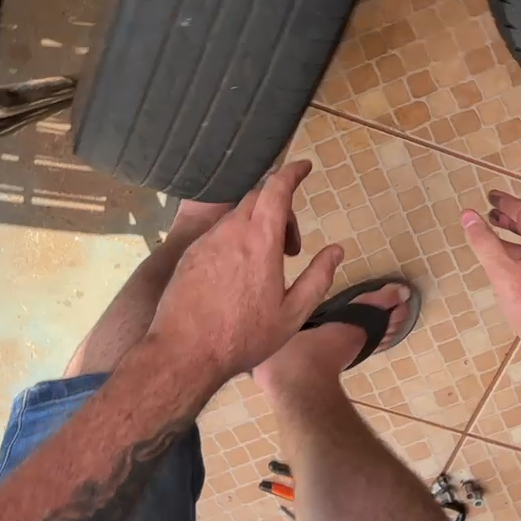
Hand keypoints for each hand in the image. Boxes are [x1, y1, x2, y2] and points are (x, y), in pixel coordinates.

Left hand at [147, 161, 343, 384]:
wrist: (183, 353)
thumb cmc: (243, 336)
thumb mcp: (292, 314)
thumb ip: (318, 277)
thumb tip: (337, 249)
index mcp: (260, 239)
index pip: (277, 188)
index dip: (292, 172)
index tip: (305, 166)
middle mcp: (231, 230)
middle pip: (259, 197)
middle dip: (280, 209)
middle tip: (291, 247)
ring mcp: (207, 239)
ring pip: (238, 215)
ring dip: (257, 226)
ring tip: (265, 265)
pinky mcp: (191, 252)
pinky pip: (220, 232)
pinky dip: (236, 238)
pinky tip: (238, 273)